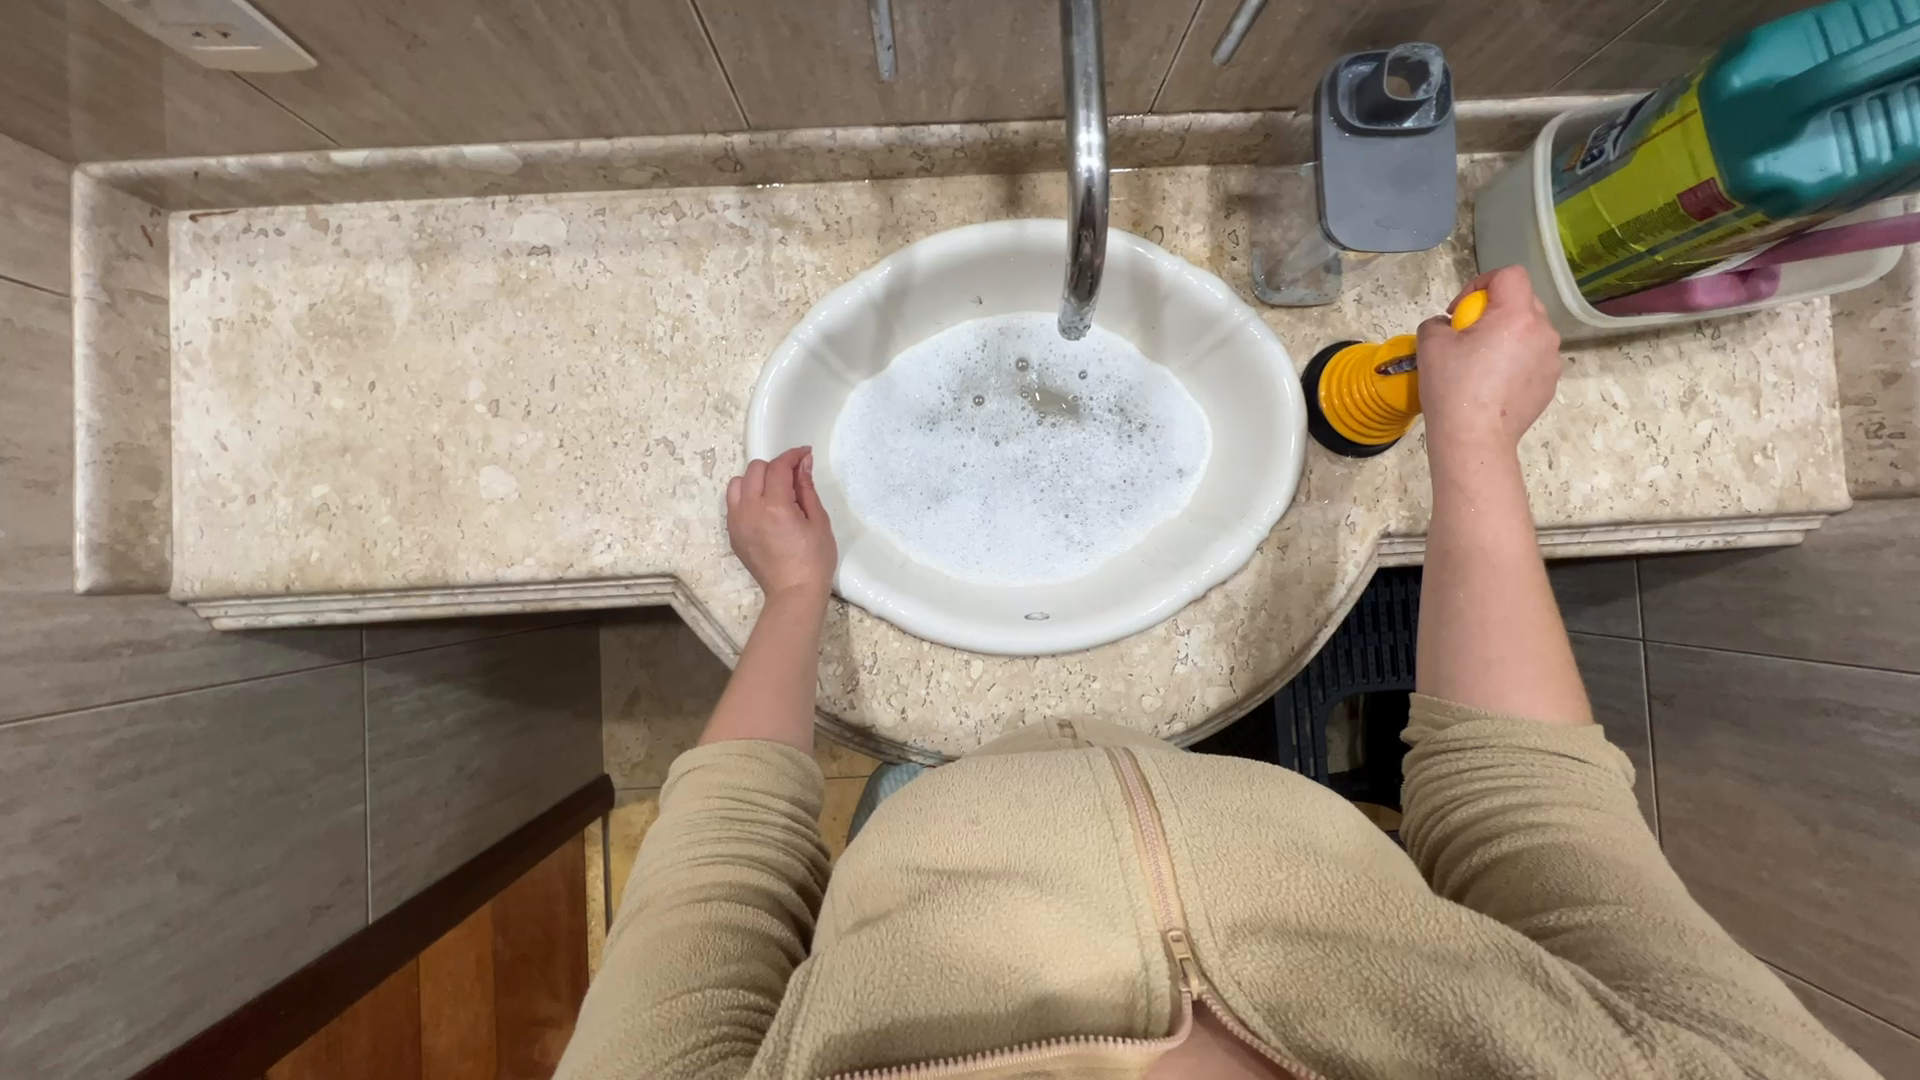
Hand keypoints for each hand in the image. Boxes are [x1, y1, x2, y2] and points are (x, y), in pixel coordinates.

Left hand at [726, 446, 836, 601]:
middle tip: (793, 479)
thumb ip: (806, 488)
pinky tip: (765, 510)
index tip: (805, 454)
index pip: (778, 467)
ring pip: (738, 484)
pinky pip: (733, 504)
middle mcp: (750, 510)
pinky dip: (747, 498)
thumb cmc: (814, 560)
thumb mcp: (818, 521)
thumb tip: (803, 463)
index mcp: (776, 506)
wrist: (794, 592)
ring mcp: (737, 522)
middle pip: (755, 469)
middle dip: (775, 467)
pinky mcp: (733, 534)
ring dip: (756, 481)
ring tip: (774, 493)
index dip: (792, 456)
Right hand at [1416, 265, 1562, 462]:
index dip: (1480, 284)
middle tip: (1465, 339)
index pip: (1508, 275)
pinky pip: (1531, 360)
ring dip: (1505, 339)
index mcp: (1515, 315)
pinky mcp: (1550, 382)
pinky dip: (1513, 364)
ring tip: (1478, 366)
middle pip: (1521, 302)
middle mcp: (1542, 330)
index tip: (1459, 311)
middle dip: (1492, 313)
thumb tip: (1447, 326)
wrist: (1474, 437)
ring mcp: (1550, 358)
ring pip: (1528, 333)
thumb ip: (1436, 324)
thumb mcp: (1429, 346)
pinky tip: (1491, 387)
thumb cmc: (1452, 387)